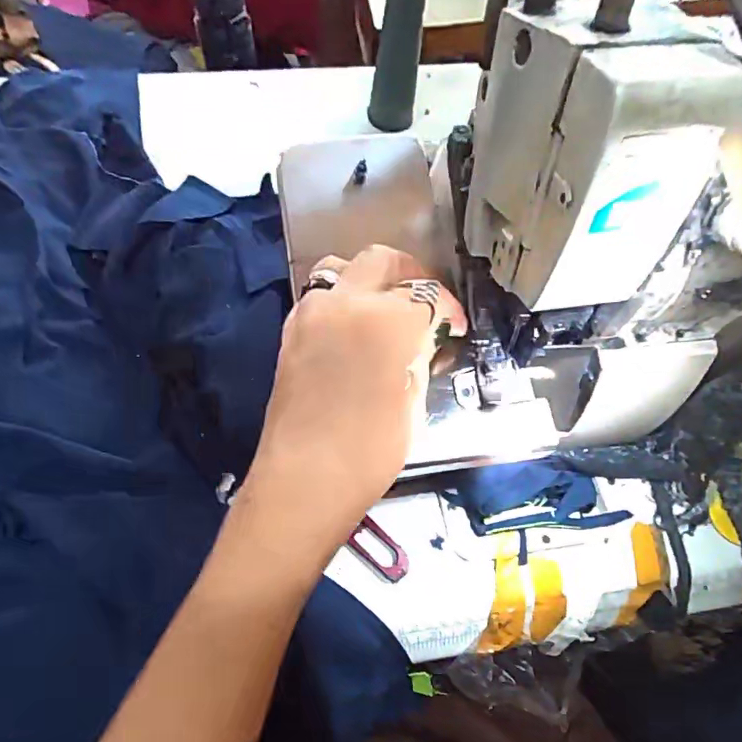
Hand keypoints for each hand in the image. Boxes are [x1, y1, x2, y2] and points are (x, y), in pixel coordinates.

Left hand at [235, 246, 463, 558]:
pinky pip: (318, 299)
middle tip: (422, 301)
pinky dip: (338, 302)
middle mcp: (346, 303)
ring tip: (382, 309)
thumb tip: (417, 343)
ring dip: (366, 281)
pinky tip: (350, 330)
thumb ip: (416, 360)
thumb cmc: (368, 452)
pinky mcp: (289, 335)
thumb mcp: (413, 405)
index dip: (447, 309)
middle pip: (381, 262)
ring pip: (341, 271)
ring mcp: (311, 315)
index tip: (452, 325)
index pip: (427, 295)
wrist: (305, 478)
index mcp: (388, 319)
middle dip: (408, 275)